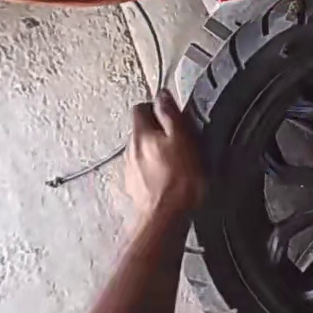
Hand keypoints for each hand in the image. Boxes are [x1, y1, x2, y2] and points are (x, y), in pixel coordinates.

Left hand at [125, 91, 204, 217]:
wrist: (167, 217)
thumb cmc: (179, 180)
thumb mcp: (182, 138)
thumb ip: (170, 114)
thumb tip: (162, 95)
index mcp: (141, 134)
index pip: (141, 107)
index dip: (157, 107)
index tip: (172, 113)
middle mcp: (130, 150)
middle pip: (141, 130)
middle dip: (158, 130)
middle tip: (179, 138)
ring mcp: (131, 170)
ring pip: (142, 151)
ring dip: (156, 151)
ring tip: (177, 160)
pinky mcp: (135, 187)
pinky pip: (144, 171)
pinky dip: (154, 170)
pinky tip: (170, 178)